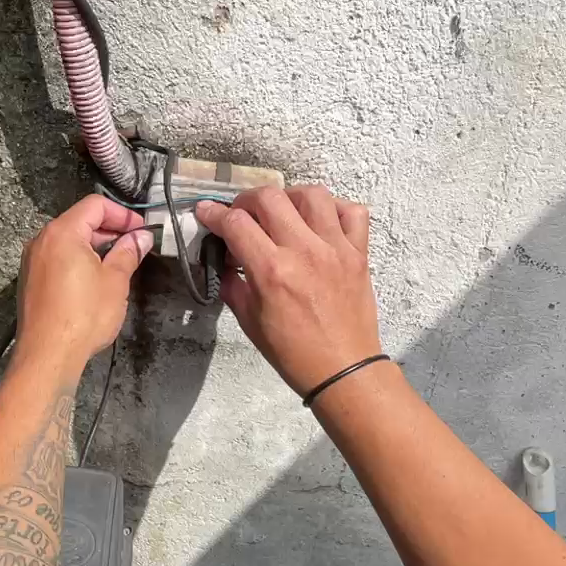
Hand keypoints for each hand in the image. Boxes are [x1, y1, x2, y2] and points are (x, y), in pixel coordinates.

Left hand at [16, 194, 153, 367]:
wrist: (47, 356)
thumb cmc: (83, 316)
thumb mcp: (114, 281)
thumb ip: (128, 253)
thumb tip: (141, 238)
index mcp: (62, 232)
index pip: (95, 205)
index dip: (122, 214)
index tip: (141, 230)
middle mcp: (42, 240)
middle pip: (80, 220)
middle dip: (110, 229)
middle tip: (135, 246)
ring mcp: (32, 260)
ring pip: (68, 240)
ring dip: (95, 245)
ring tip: (118, 263)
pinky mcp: (30, 280)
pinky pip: (57, 258)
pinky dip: (78, 259)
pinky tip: (95, 278)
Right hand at [195, 185, 379, 396]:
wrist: (343, 371)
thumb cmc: (292, 352)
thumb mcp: (249, 320)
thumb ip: (232, 283)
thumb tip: (224, 257)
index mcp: (272, 271)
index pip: (236, 223)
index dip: (214, 213)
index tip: (206, 211)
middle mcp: (304, 251)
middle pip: (269, 197)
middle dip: (246, 200)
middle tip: (242, 216)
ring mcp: (335, 248)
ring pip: (312, 194)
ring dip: (289, 197)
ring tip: (282, 214)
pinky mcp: (359, 253)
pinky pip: (352, 211)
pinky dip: (334, 209)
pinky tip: (320, 222)